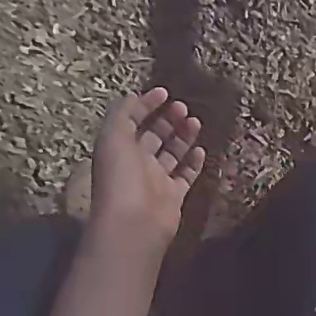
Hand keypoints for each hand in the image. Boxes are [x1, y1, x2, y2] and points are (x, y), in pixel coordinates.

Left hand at [89, 87, 204, 252]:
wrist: (133, 223)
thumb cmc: (121, 177)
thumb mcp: (113, 136)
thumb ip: (122, 113)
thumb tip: (133, 96)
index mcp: (119, 148)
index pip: (132, 120)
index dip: (146, 104)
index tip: (164, 92)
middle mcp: (136, 163)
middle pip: (154, 135)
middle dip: (167, 119)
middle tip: (183, 107)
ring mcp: (155, 180)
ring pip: (172, 153)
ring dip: (183, 136)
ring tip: (195, 121)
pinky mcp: (173, 196)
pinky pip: (185, 175)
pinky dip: (193, 162)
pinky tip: (201, 150)